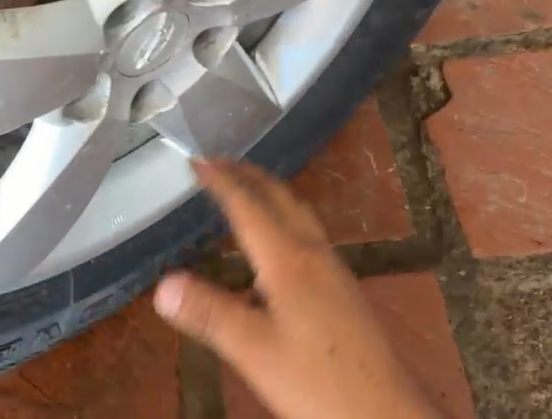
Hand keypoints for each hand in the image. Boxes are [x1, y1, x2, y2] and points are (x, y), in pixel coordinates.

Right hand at [155, 159, 444, 418]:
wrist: (388, 414)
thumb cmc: (318, 381)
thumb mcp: (255, 352)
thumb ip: (210, 315)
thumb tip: (162, 285)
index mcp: (288, 258)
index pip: (248, 205)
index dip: (221, 180)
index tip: (197, 159)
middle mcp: (313, 252)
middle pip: (279, 197)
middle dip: (247, 174)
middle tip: (219, 161)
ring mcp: (333, 269)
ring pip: (298, 212)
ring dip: (268, 192)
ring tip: (246, 188)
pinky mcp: (344, 289)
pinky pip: (308, 231)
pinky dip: (284, 215)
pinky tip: (279, 245)